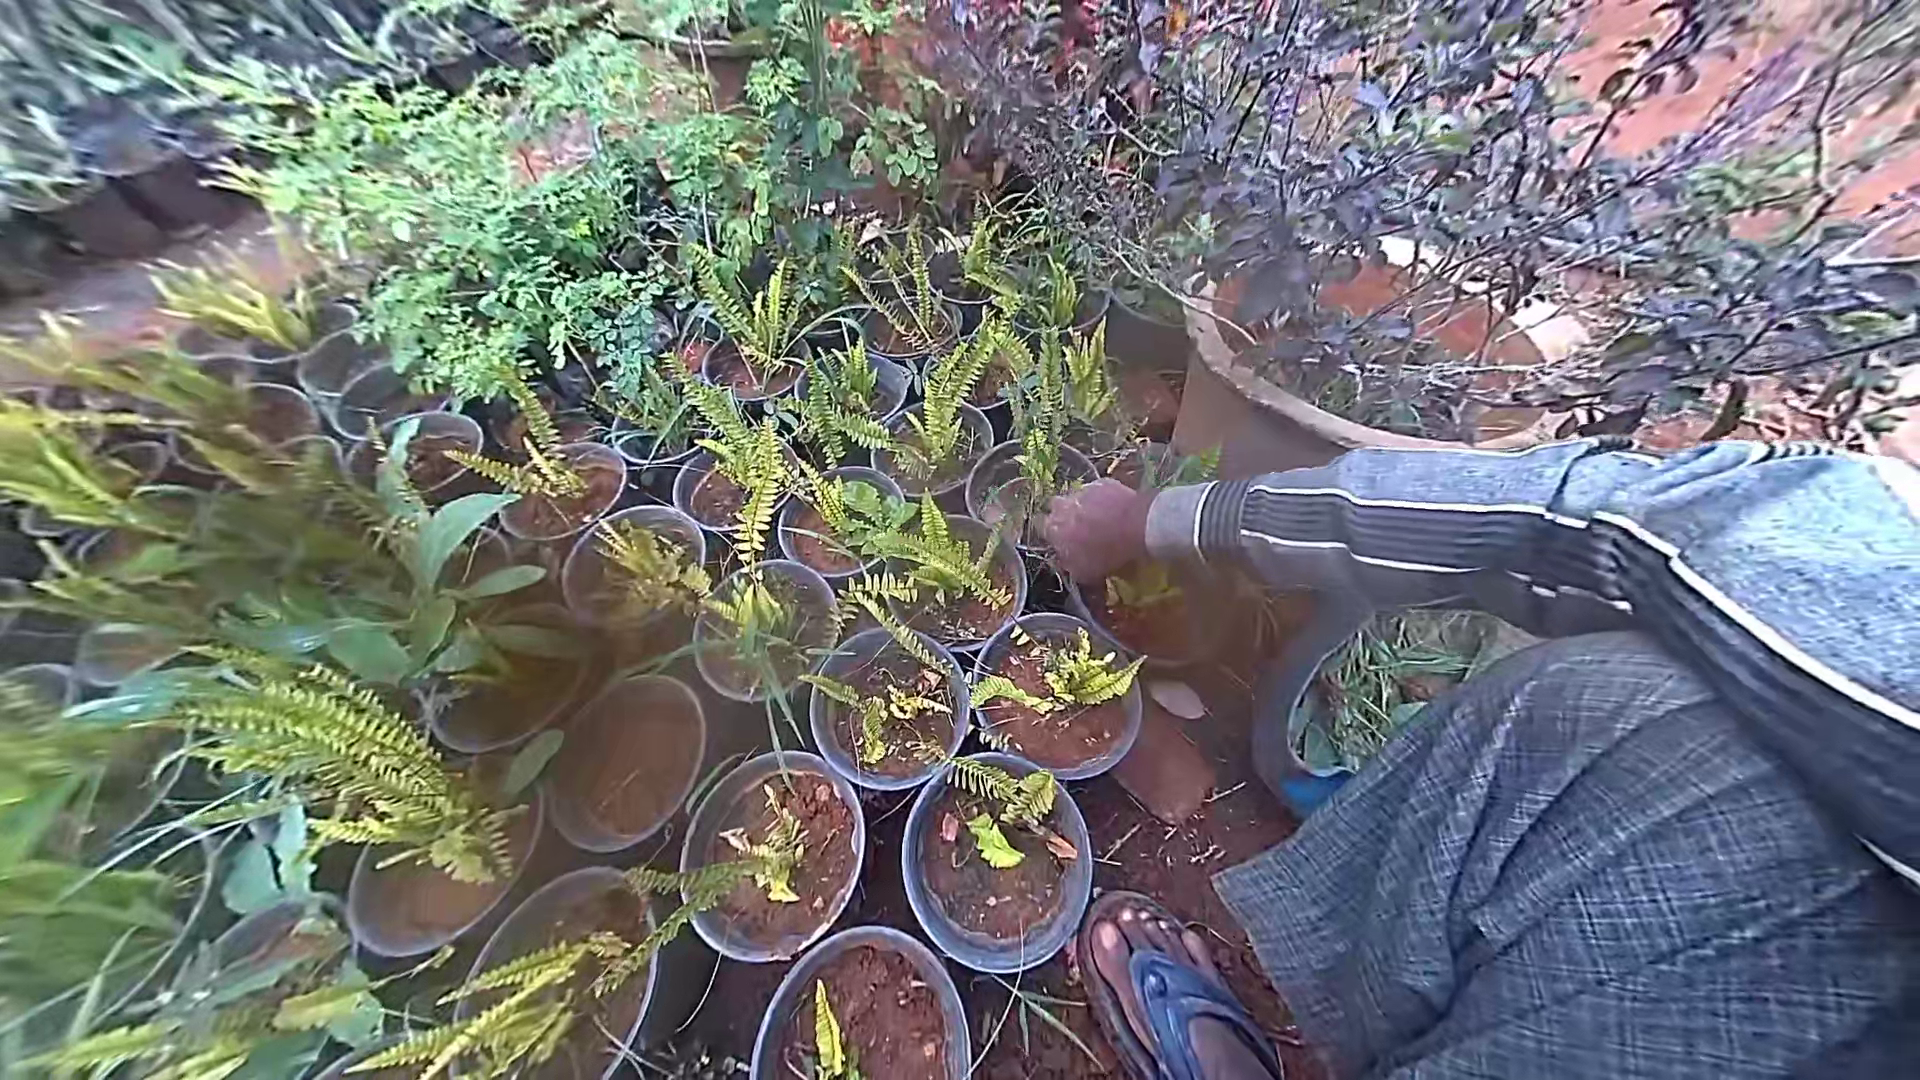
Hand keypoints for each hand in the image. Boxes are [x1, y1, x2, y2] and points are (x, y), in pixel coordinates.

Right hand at [1045, 478, 1152, 580]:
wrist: (1138, 526)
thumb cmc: (1108, 553)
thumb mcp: (1084, 572)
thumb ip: (1067, 564)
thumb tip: (1064, 561)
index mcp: (1052, 528)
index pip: (1040, 528)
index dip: (1052, 534)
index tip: (1062, 541)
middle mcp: (1061, 506)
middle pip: (1055, 508)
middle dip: (1063, 516)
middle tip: (1079, 528)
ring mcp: (1081, 490)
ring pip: (1076, 497)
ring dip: (1082, 506)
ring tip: (1099, 518)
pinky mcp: (1102, 481)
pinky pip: (1097, 490)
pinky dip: (1103, 498)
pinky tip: (1114, 509)